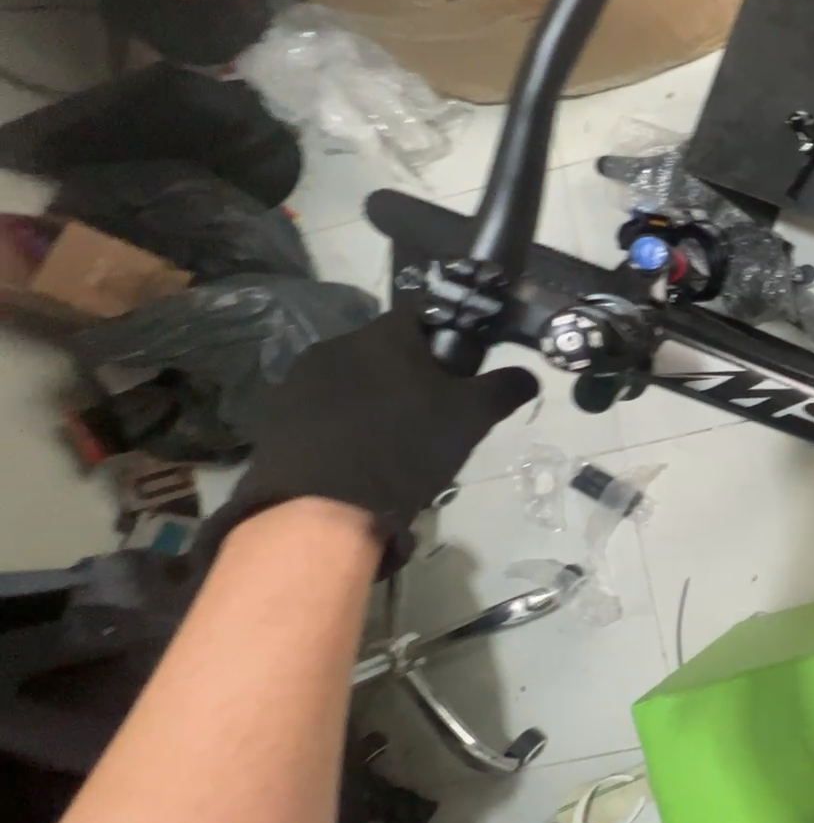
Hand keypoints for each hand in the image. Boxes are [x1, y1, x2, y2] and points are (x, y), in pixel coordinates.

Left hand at [195, 311, 538, 570]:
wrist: (325, 505)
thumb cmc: (408, 445)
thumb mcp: (475, 416)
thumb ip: (506, 388)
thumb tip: (528, 376)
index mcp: (384, 336)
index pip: (423, 317)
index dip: (447, 341)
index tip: (460, 372)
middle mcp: (335, 346)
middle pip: (385, 349)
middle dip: (409, 371)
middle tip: (433, 408)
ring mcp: (298, 380)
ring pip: (353, 378)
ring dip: (374, 396)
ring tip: (394, 435)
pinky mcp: (276, 416)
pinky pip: (322, 407)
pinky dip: (344, 421)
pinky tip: (360, 452)